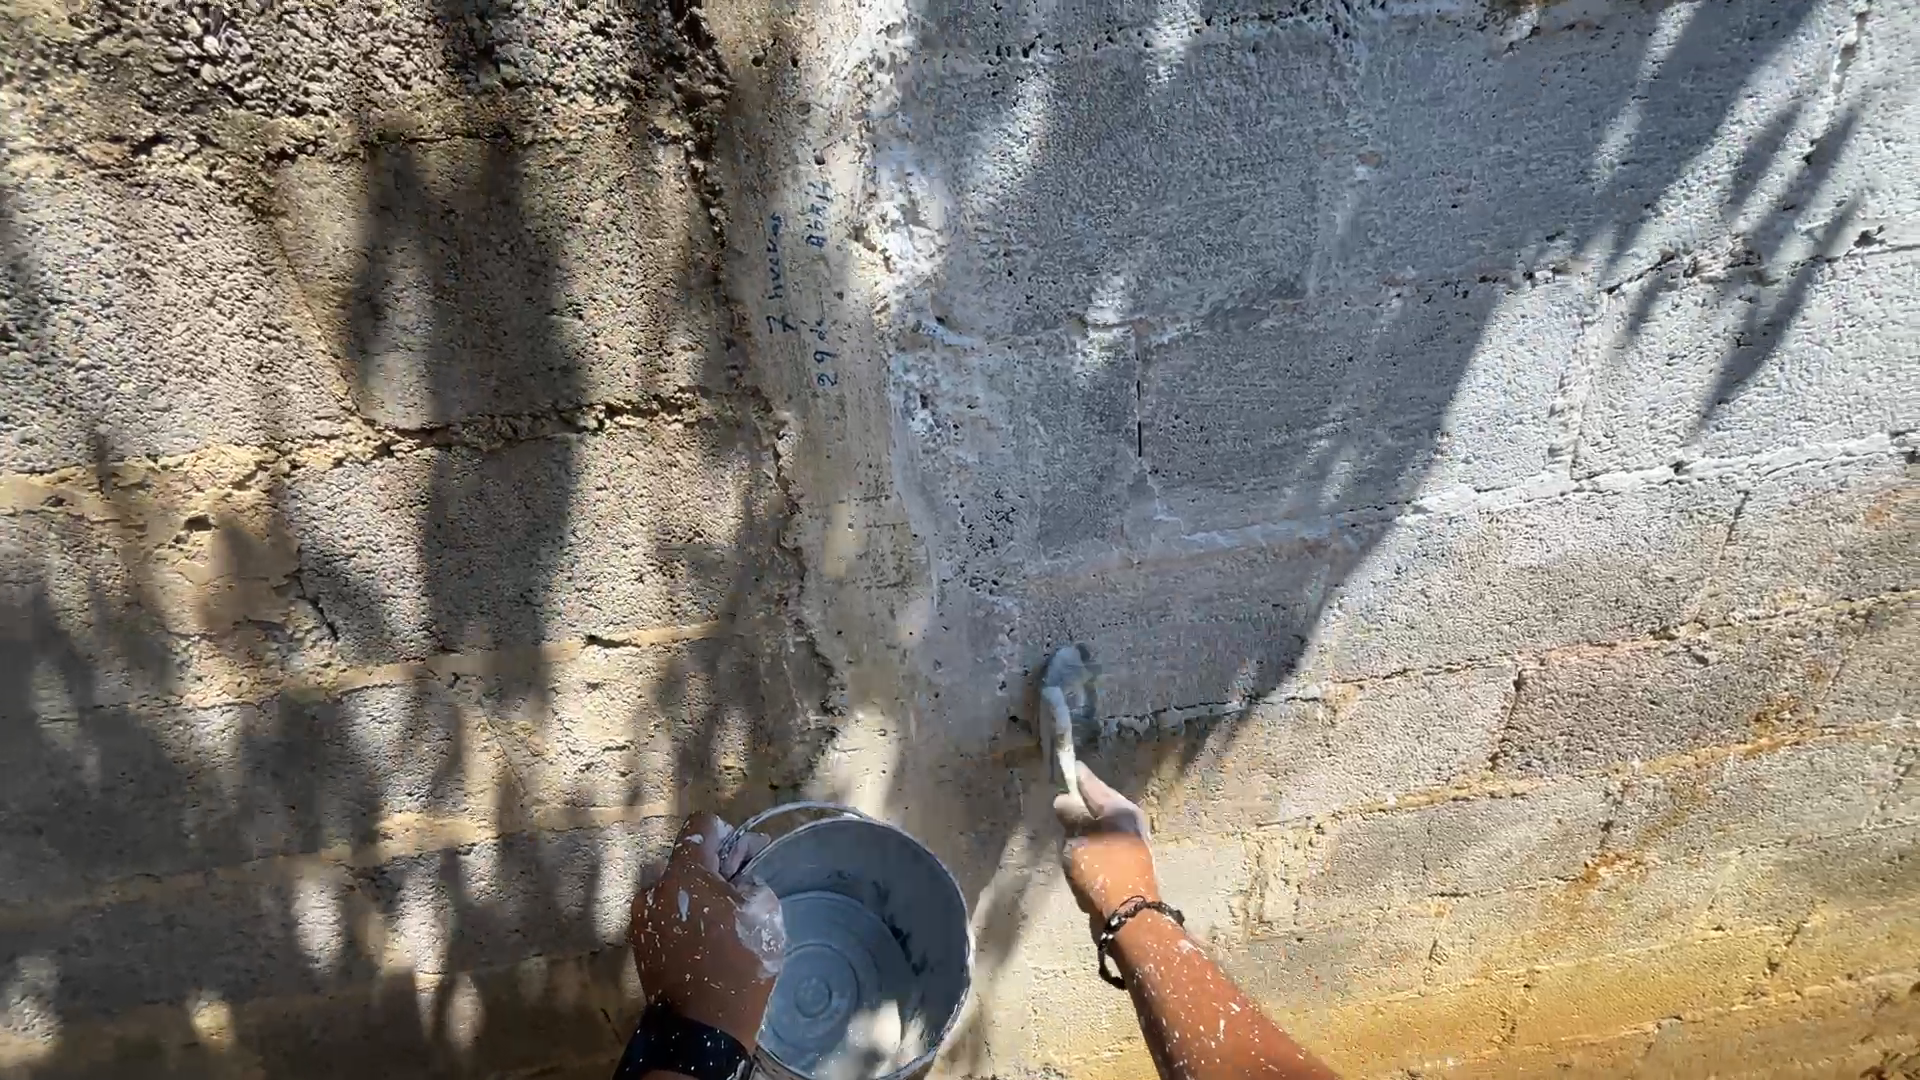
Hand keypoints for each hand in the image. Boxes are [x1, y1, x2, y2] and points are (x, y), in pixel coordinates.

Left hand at [629, 813, 786, 1047]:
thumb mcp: (761, 908)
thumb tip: (741, 866)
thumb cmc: (740, 962)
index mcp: (683, 875)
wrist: (704, 1029)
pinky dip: (688, 911)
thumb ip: (749, 874)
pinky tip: (709, 932)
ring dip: (701, 889)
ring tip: (726, 914)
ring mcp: (643, 917)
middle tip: (743, 884)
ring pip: (678, 884)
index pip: (701, 826)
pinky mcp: (641, 941)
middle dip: (717, 865)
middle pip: (689, 857)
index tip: (744, 856)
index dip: (728, 833)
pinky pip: (668, 909)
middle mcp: (654, 889)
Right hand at [1053, 763, 1159, 922]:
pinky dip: (1088, 847)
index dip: (1073, 775)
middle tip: (1056, 804)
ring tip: (1063, 832)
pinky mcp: (1127, 863)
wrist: (1127, 918)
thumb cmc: (1101, 871)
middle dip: (1076, 805)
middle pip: (1096, 805)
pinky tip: (1076, 855)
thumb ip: (1070, 815)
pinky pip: (1102, 846)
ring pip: (1098, 827)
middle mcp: (1128, 821)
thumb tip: (1064, 799)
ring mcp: (1130, 843)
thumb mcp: (1078, 838)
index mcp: (1119, 808)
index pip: (1091, 782)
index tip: (1060, 767)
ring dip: (1081, 829)